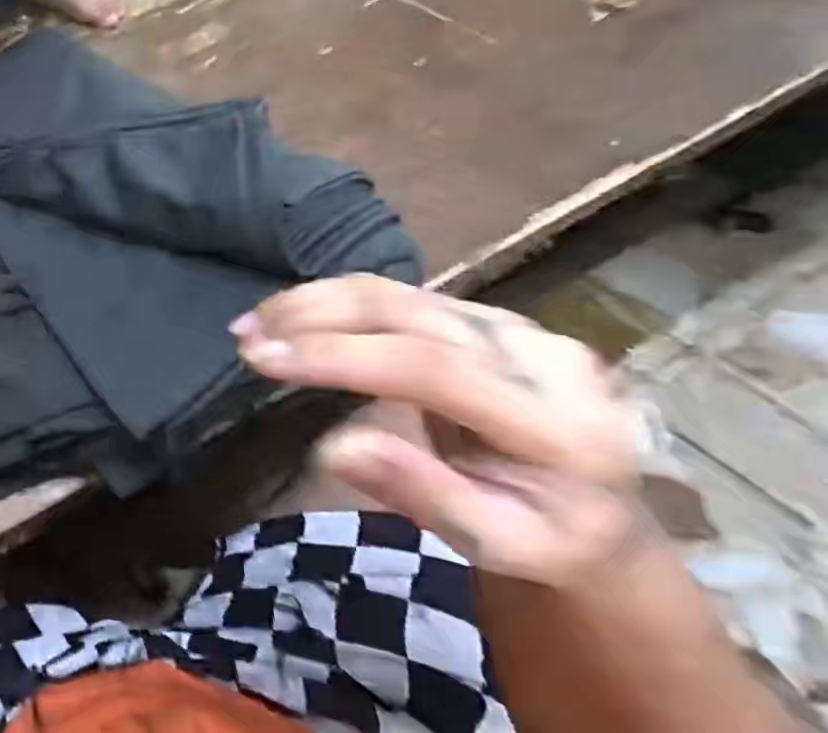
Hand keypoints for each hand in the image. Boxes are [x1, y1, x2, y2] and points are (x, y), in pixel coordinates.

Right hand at [233, 275, 641, 588]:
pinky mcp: (478, 314)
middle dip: (312, 317)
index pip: (432, 368)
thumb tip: (333, 448)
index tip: (261, 359)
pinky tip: (286, 316)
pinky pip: (392, 293)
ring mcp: (510, 326)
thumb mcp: (496, 545)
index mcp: (559, 421)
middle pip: (406, 313)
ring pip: (392, 291)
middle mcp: (540, 355)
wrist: (591, 509)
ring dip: (310, 301)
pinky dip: (327, 299)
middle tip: (245, 339)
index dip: (337, 356)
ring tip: (252, 324)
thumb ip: (423, 495)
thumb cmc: (541, 538)